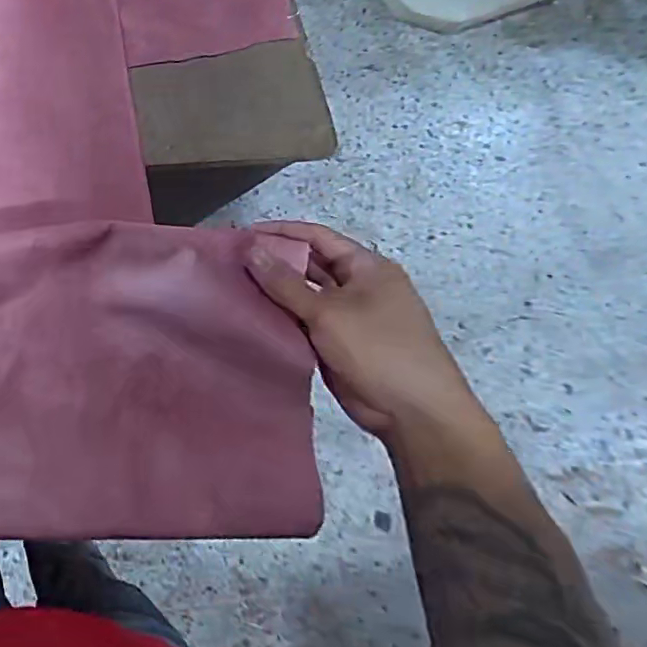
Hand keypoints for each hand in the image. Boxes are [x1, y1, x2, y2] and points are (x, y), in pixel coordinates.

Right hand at [246, 221, 488, 442]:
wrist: (414, 413)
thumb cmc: (378, 351)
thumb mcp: (328, 312)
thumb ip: (285, 282)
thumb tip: (250, 249)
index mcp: (367, 268)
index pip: (318, 237)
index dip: (281, 232)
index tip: (242, 234)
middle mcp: (358, 286)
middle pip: (309, 263)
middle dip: (273, 260)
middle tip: (231, 260)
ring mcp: (347, 315)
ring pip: (303, 292)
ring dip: (273, 289)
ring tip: (233, 283)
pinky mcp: (336, 340)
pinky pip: (302, 318)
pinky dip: (280, 314)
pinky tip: (250, 312)